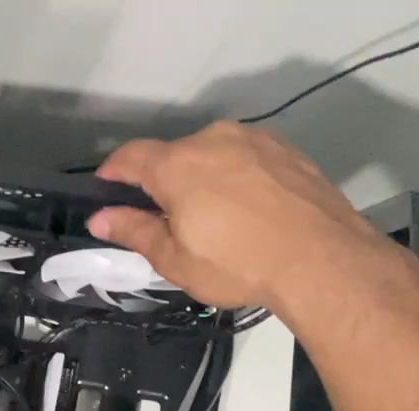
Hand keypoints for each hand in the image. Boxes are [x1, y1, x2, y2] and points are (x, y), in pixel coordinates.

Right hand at [88, 121, 411, 313]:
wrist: (320, 258)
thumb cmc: (236, 264)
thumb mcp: (173, 258)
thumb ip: (133, 231)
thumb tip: (99, 218)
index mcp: (177, 165)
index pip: (129, 157)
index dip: (110, 174)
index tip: (102, 193)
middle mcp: (213, 139)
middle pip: (171, 155)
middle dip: (159, 183)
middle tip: (159, 220)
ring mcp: (253, 140)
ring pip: (209, 155)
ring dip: (197, 179)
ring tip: (204, 218)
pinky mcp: (284, 150)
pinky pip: (241, 159)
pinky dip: (229, 178)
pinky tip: (240, 212)